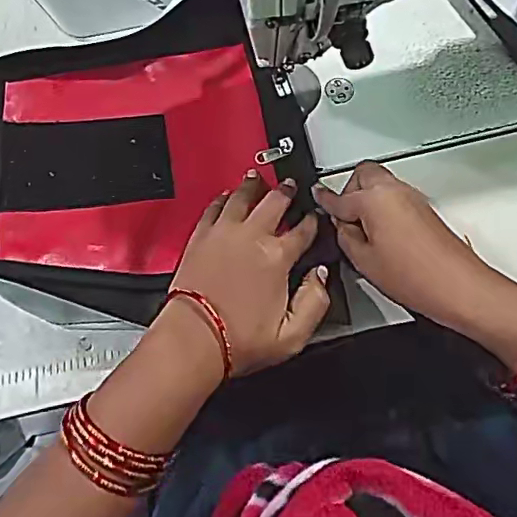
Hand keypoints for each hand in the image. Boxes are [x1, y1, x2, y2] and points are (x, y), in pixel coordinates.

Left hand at [163, 171, 331, 376]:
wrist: (195, 336)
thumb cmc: (237, 338)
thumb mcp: (292, 334)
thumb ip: (315, 302)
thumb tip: (321, 279)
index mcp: (277, 258)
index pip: (302, 230)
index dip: (312, 222)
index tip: (313, 219)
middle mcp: (251, 237)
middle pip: (274, 201)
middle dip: (286, 191)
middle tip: (290, 186)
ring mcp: (223, 233)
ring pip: (241, 195)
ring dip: (253, 185)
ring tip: (258, 177)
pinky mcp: (200, 236)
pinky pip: (214, 207)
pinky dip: (222, 198)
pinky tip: (225, 195)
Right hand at [312, 161, 513, 325]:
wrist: (461, 288)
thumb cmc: (420, 277)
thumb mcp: (363, 261)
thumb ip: (344, 237)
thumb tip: (341, 227)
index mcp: (373, 199)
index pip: (338, 197)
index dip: (324, 200)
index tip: (318, 197)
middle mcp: (394, 191)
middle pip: (362, 174)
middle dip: (348, 191)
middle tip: (343, 216)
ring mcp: (412, 198)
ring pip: (380, 183)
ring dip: (368, 198)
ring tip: (364, 230)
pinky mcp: (424, 209)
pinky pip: (395, 197)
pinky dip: (384, 208)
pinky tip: (382, 235)